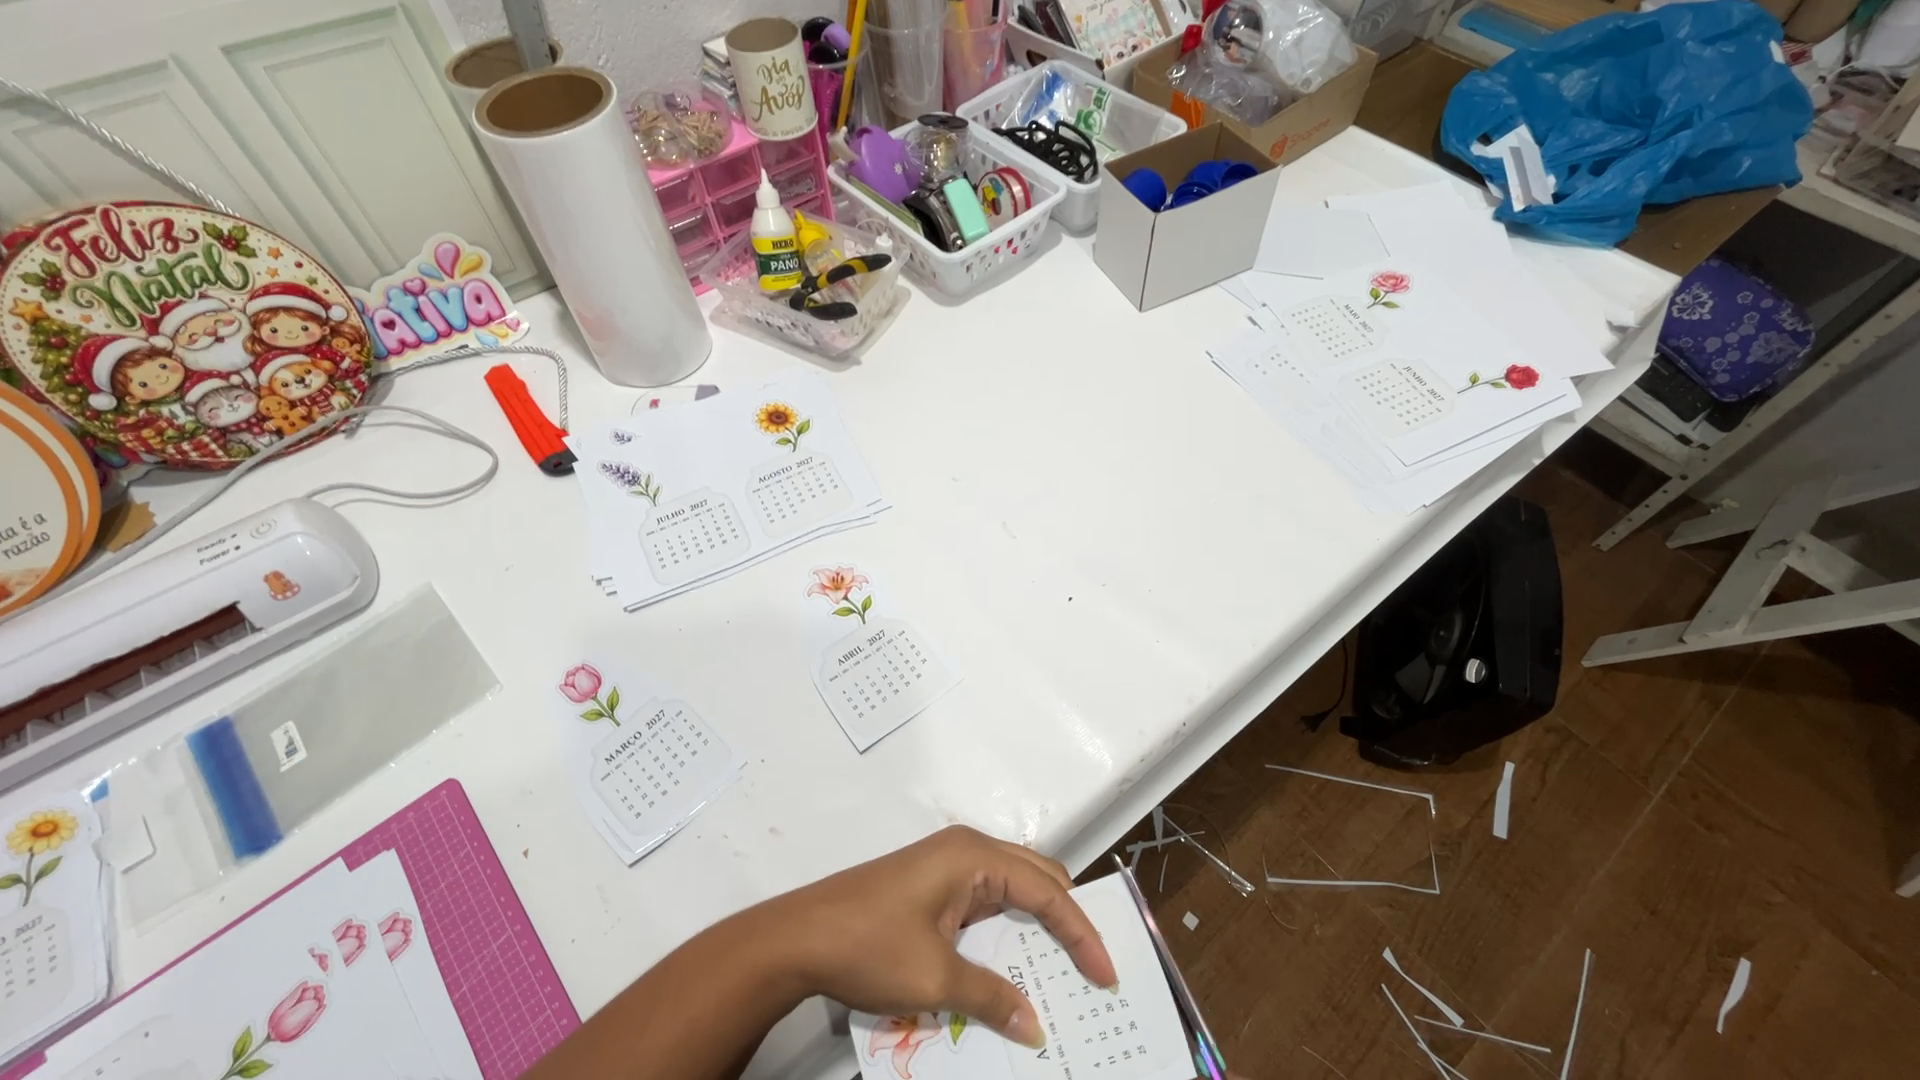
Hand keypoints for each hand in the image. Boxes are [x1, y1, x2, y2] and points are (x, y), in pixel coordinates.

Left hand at [771, 825, 1117, 1047]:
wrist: (796, 938)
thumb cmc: (867, 945)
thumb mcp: (936, 978)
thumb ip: (992, 997)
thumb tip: (1035, 1026)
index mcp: (973, 856)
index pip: (1047, 890)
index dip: (1082, 932)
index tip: (1106, 972)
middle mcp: (966, 850)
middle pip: (1036, 878)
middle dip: (1066, 921)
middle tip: (1092, 967)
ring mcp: (947, 865)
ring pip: (1012, 889)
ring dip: (1036, 926)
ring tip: (1062, 970)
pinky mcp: (932, 885)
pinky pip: (986, 903)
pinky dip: (1007, 932)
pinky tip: (1013, 966)